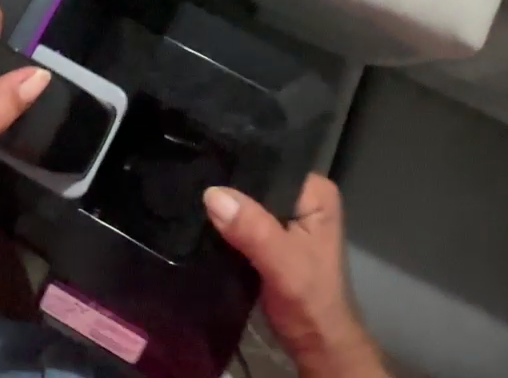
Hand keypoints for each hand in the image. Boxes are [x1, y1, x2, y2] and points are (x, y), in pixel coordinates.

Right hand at [204, 175, 387, 377]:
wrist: (316, 347)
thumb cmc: (310, 301)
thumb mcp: (283, 263)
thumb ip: (252, 229)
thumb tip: (212, 194)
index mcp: (316, 191)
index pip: (271, 163)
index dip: (240, 164)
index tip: (205, 161)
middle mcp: (302, 196)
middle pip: (257, 181)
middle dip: (228, 186)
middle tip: (191, 179)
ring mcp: (286, 218)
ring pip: (247, 201)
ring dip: (224, 207)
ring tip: (191, 194)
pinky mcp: (270, 237)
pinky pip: (242, 220)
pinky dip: (225, 225)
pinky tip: (202, 219)